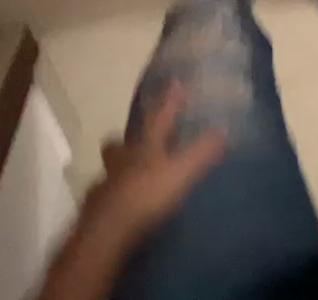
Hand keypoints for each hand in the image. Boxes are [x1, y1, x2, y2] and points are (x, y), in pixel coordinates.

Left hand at [87, 88, 225, 240]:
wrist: (106, 235)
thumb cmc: (146, 196)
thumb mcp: (182, 172)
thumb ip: (202, 152)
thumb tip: (224, 129)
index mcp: (144, 147)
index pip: (159, 117)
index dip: (169, 101)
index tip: (176, 83)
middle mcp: (120, 161)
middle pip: (118, 144)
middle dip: (124, 141)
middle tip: (134, 141)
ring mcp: (103, 187)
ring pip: (108, 172)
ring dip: (116, 172)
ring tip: (128, 179)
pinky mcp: (94, 214)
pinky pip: (102, 201)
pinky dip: (110, 202)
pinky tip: (120, 211)